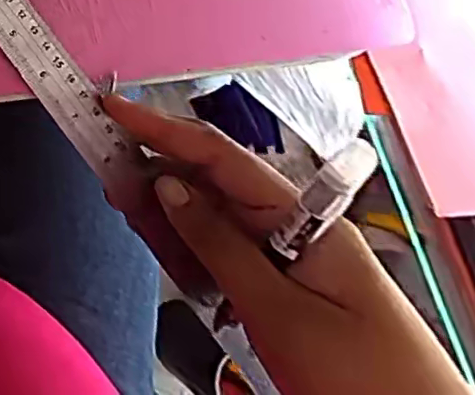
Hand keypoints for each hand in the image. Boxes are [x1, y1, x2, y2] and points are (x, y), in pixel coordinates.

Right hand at [102, 95, 469, 394]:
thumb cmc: (368, 384)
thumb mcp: (283, 314)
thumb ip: (218, 244)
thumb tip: (166, 185)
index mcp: (302, 217)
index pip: (218, 155)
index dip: (160, 127)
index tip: (113, 108)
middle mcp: (289, 226)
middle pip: (206, 180)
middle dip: (154, 168)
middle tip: (105, 165)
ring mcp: (280, 257)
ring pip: (205, 216)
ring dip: (161, 209)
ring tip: (124, 202)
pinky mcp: (273, 288)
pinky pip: (215, 251)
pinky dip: (181, 243)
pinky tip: (156, 236)